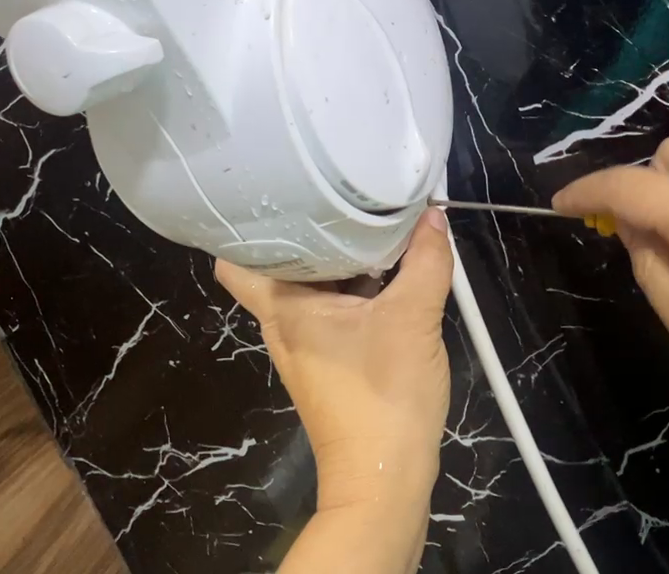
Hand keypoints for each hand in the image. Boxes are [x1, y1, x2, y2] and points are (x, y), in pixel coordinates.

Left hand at [214, 207, 453, 513]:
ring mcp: (308, 344)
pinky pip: (334, 307)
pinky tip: (387, 269)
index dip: (247, 222)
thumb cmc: (382, 394)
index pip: (236, 258)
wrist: (386, 479)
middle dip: (305, 229)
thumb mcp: (413, 317)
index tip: (277, 189)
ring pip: (311, 286)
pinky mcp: (332, 359)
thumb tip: (433, 216)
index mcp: (285, 307)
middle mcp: (285, 322)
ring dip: (336, 257)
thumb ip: (425, 261)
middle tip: (334, 190)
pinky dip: (354, 285)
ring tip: (365, 218)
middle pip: (280, 263)